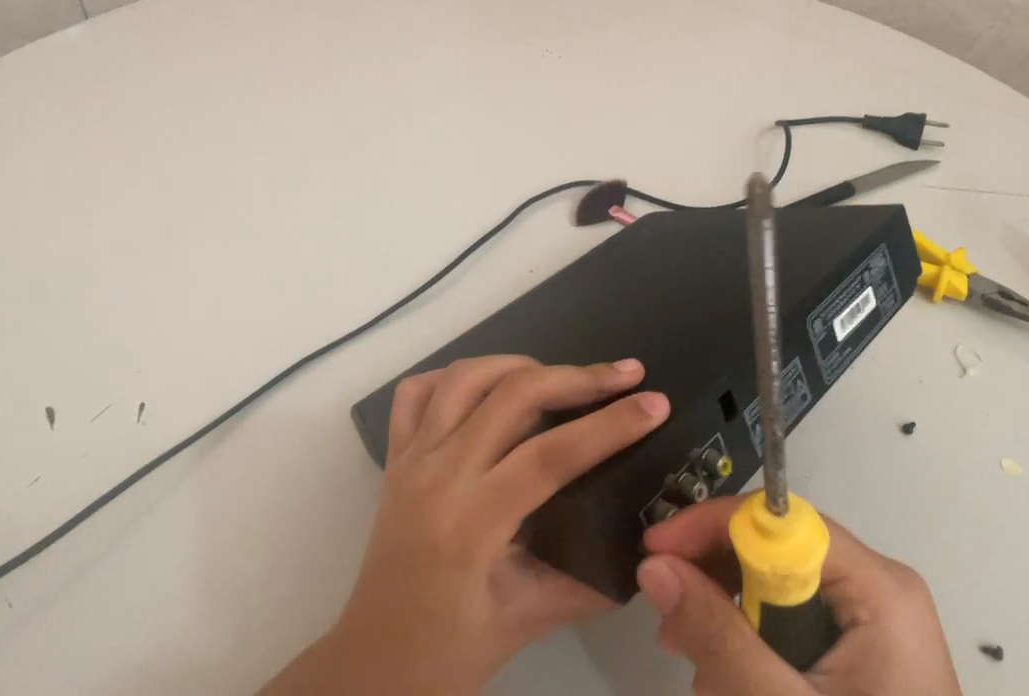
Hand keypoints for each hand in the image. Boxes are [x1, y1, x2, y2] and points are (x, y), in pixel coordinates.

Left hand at [262, 355, 669, 695]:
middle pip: (513, 396)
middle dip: (578, 377)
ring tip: (564, 375)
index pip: (551, 455)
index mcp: (471, 523)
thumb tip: (647, 544)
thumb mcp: (530, 617)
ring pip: (465, 378)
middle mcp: (437, 477)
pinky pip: (418, 393)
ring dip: (520, 364)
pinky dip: (456, 377)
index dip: (610, 425)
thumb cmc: (451, 649)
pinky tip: (490, 387)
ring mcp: (410, 460)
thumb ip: (590, 578)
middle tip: (626, 373)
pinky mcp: (395, 458)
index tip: (655, 402)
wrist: (373, 664)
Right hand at [637, 499, 961, 695]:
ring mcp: (876, 622)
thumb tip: (656, 566)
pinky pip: (797, 624)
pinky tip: (735, 683)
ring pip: (780, 590)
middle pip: (778, 553)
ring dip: (732, 624)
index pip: (782, 522)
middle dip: (718, 585)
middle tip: (670, 631)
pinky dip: (757, 647)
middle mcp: (881, 589)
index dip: (714, 526)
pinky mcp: (866, 652)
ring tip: (703, 673)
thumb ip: (719, 638)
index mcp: (879, 589)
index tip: (655, 553)